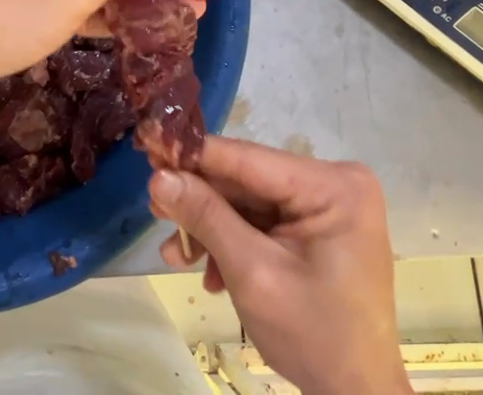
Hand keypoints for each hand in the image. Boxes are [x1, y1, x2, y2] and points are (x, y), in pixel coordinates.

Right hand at [152, 139, 410, 394]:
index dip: (192, 154)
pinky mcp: (317, 227)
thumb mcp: (252, 273)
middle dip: (199, 202)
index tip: (148, 147)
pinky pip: (262, 220)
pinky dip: (232, 241)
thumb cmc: (314, 335)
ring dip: (210, 227)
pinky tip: (210, 272)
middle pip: (245, 180)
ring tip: (176, 255)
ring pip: (247, 201)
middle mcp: (334, 182)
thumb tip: (158, 176)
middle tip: (154, 211)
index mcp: (332, 185)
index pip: (246, 158)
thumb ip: (205, 217)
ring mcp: (327, 205)